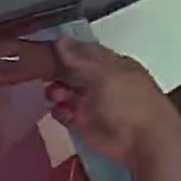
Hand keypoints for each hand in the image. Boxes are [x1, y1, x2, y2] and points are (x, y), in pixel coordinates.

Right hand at [44, 36, 180, 167]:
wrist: (140, 140)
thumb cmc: (128, 102)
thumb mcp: (106, 75)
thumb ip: (81, 60)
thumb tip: (60, 40)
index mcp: (111, 65)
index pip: (85, 52)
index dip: (67, 49)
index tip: (45, 47)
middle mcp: (99, 82)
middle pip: (71, 71)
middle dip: (56, 71)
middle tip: (40, 72)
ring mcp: (89, 102)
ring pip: (64, 91)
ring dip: (56, 91)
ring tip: (54, 95)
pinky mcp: (81, 122)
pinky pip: (63, 113)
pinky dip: (58, 111)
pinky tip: (61, 111)